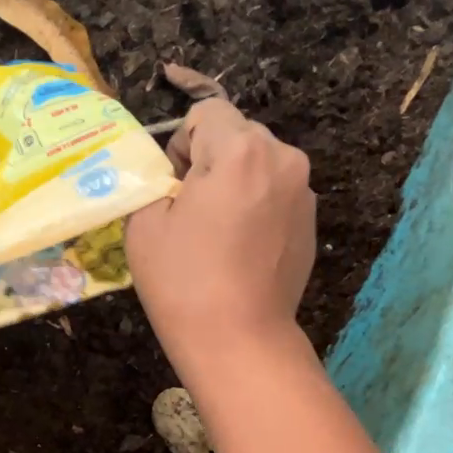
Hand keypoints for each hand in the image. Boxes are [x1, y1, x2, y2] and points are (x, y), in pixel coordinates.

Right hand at [125, 100, 316, 368]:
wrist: (238, 340)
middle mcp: (282, 157)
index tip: (172, 190)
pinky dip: (255, 211)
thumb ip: (153, 183)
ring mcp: (303, 190)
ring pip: (257, 167)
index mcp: (240, 150)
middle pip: (236, 136)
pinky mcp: (310, 221)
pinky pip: (274, 196)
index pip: (205, 113)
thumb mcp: (143, 226)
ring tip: (216, 239)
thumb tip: (171, 178)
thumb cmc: (183, 283)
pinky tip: (239, 254)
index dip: (180, 146)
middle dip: (210, 164)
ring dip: (234, 187)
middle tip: (189, 217)